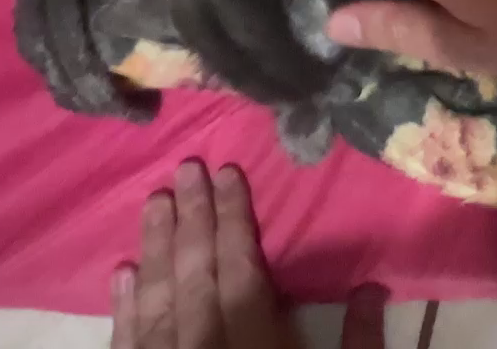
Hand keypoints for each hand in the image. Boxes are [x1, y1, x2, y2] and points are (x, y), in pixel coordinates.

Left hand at [111, 160, 384, 348]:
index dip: (233, 218)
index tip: (226, 171)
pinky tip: (123, 274)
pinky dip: (123, 311)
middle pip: (194, 277)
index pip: (240, 270)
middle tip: (183, 167)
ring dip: (154, 249)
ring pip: (155, 304)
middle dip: (191, 219)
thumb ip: (359, 347)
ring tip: (154, 201)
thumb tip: (373, 284)